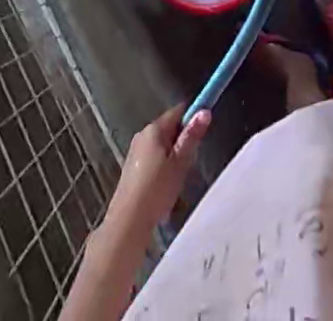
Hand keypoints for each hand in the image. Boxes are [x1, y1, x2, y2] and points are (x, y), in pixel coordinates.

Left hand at [103, 103, 209, 232]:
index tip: (202, 134)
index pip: (178, 111)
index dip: (193, 118)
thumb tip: (204, 111)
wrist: (128, 221)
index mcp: (154, 129)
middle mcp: (142, 135)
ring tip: (178, 177)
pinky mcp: (132, 167)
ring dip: (174, 156)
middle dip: (183, 141)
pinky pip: (154, 158)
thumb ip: (192, 136)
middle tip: (190, 162)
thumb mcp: (180, 162)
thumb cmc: (157, 189)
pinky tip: (164, 186)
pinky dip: (163, 166)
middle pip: (170, 128)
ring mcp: (135, 151)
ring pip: (163, 145)